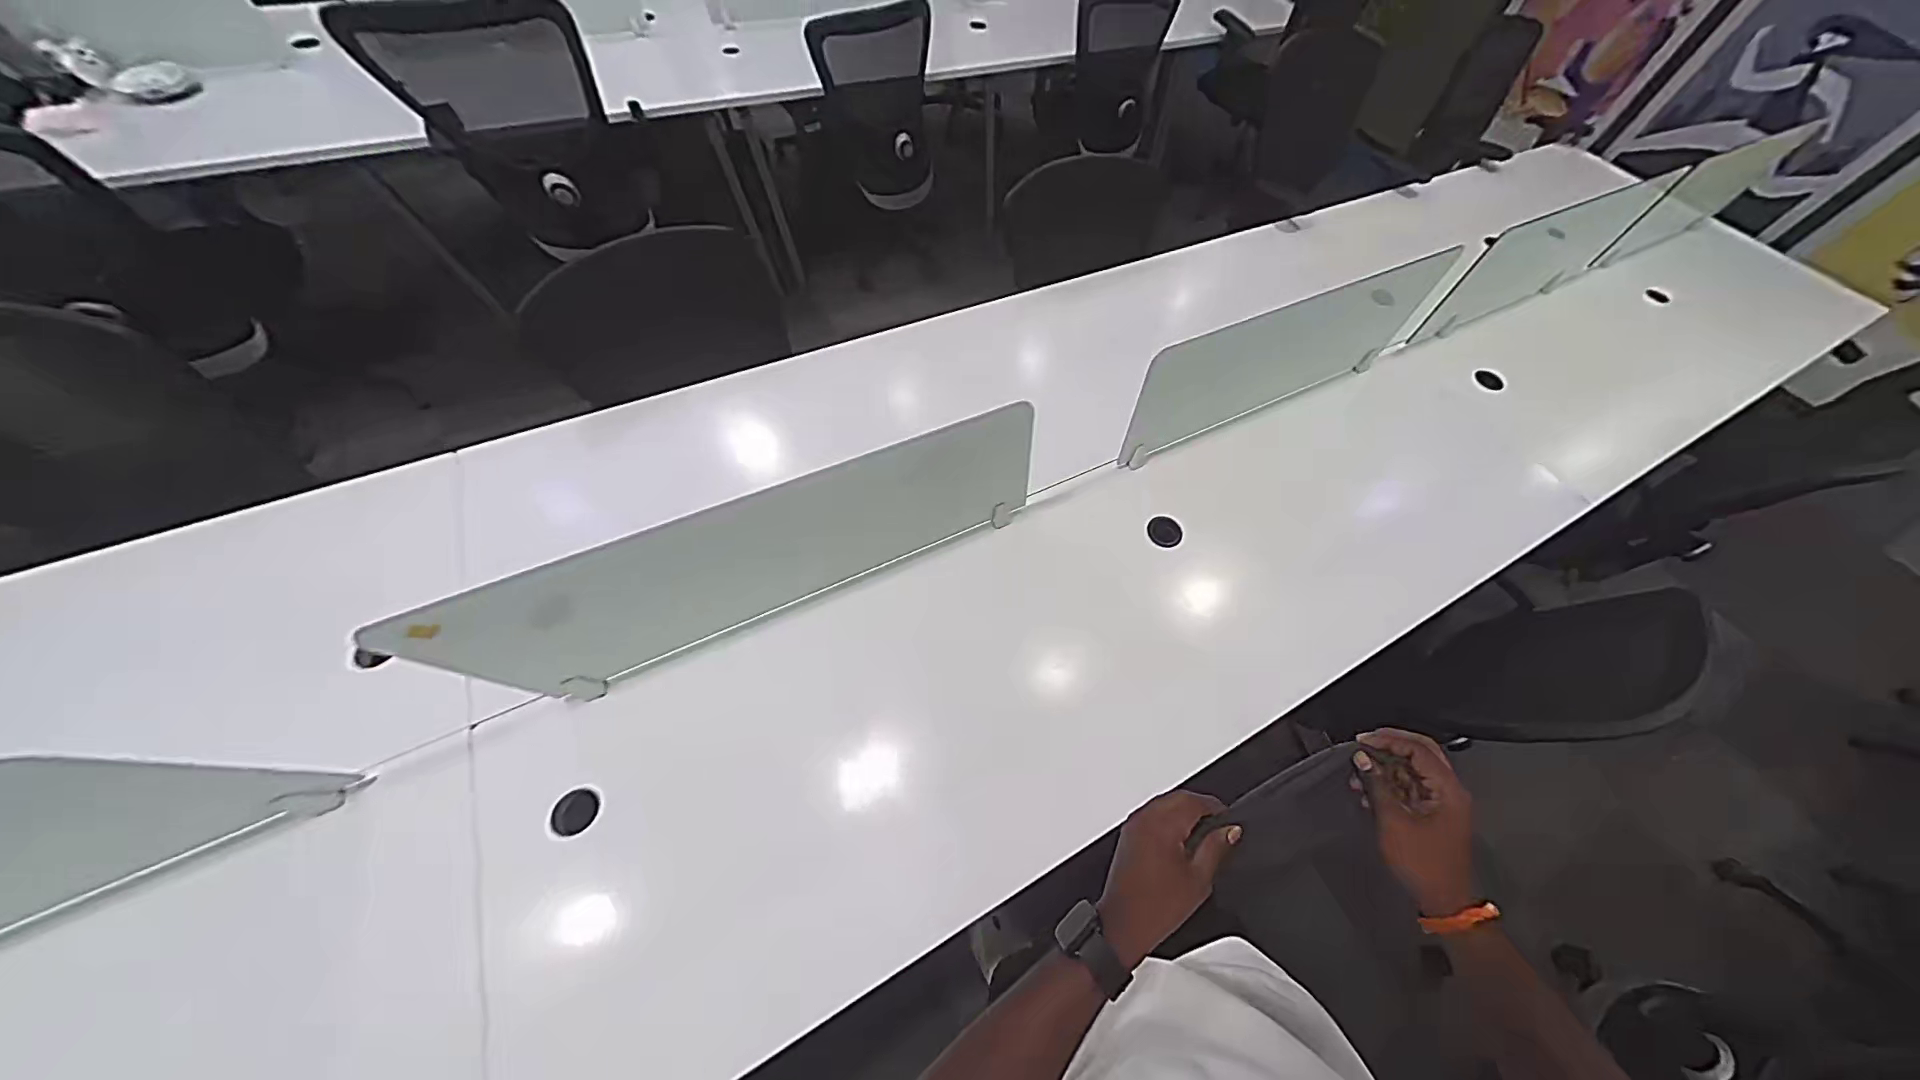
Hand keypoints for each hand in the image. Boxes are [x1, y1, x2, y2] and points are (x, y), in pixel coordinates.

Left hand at [1097, 790, 1240, 969]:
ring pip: (1164, 803)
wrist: (1125, 922)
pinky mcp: (1128, 832)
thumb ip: (1216, 847)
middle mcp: (1145, 818)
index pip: (1194, 800)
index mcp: (1163, 825)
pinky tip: (1181, 838)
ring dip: (1183, 810)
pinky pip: (1152, 813)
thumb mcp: (1198, 879)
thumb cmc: (1156, 907)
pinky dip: (1168, 817)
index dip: (1216, 807)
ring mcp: (1134, 824)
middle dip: (1201, 806)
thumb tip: (1230, 830)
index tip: (1229, 819)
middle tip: (1220, 825)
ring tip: (1203, 833)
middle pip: (1178, 797)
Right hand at [1353, 728, 1475, 916]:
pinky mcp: (1432, 811)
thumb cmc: (1423, 864)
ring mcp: (1442, 801)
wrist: (1442, 899)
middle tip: (1365, 742)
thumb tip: (1363, 759)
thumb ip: (1377, 785)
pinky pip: (1410, 785)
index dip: (1388, 740)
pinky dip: (1390, 781)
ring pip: (1414, 768)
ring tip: (1360, 772)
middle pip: (1422, 752)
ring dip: (1387, 765)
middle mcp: (1449, 791)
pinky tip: (1369, 788)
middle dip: (1391, 744)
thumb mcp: (1394, 820)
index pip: (1419, 750)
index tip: (1362, 741)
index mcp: (1448, 790)